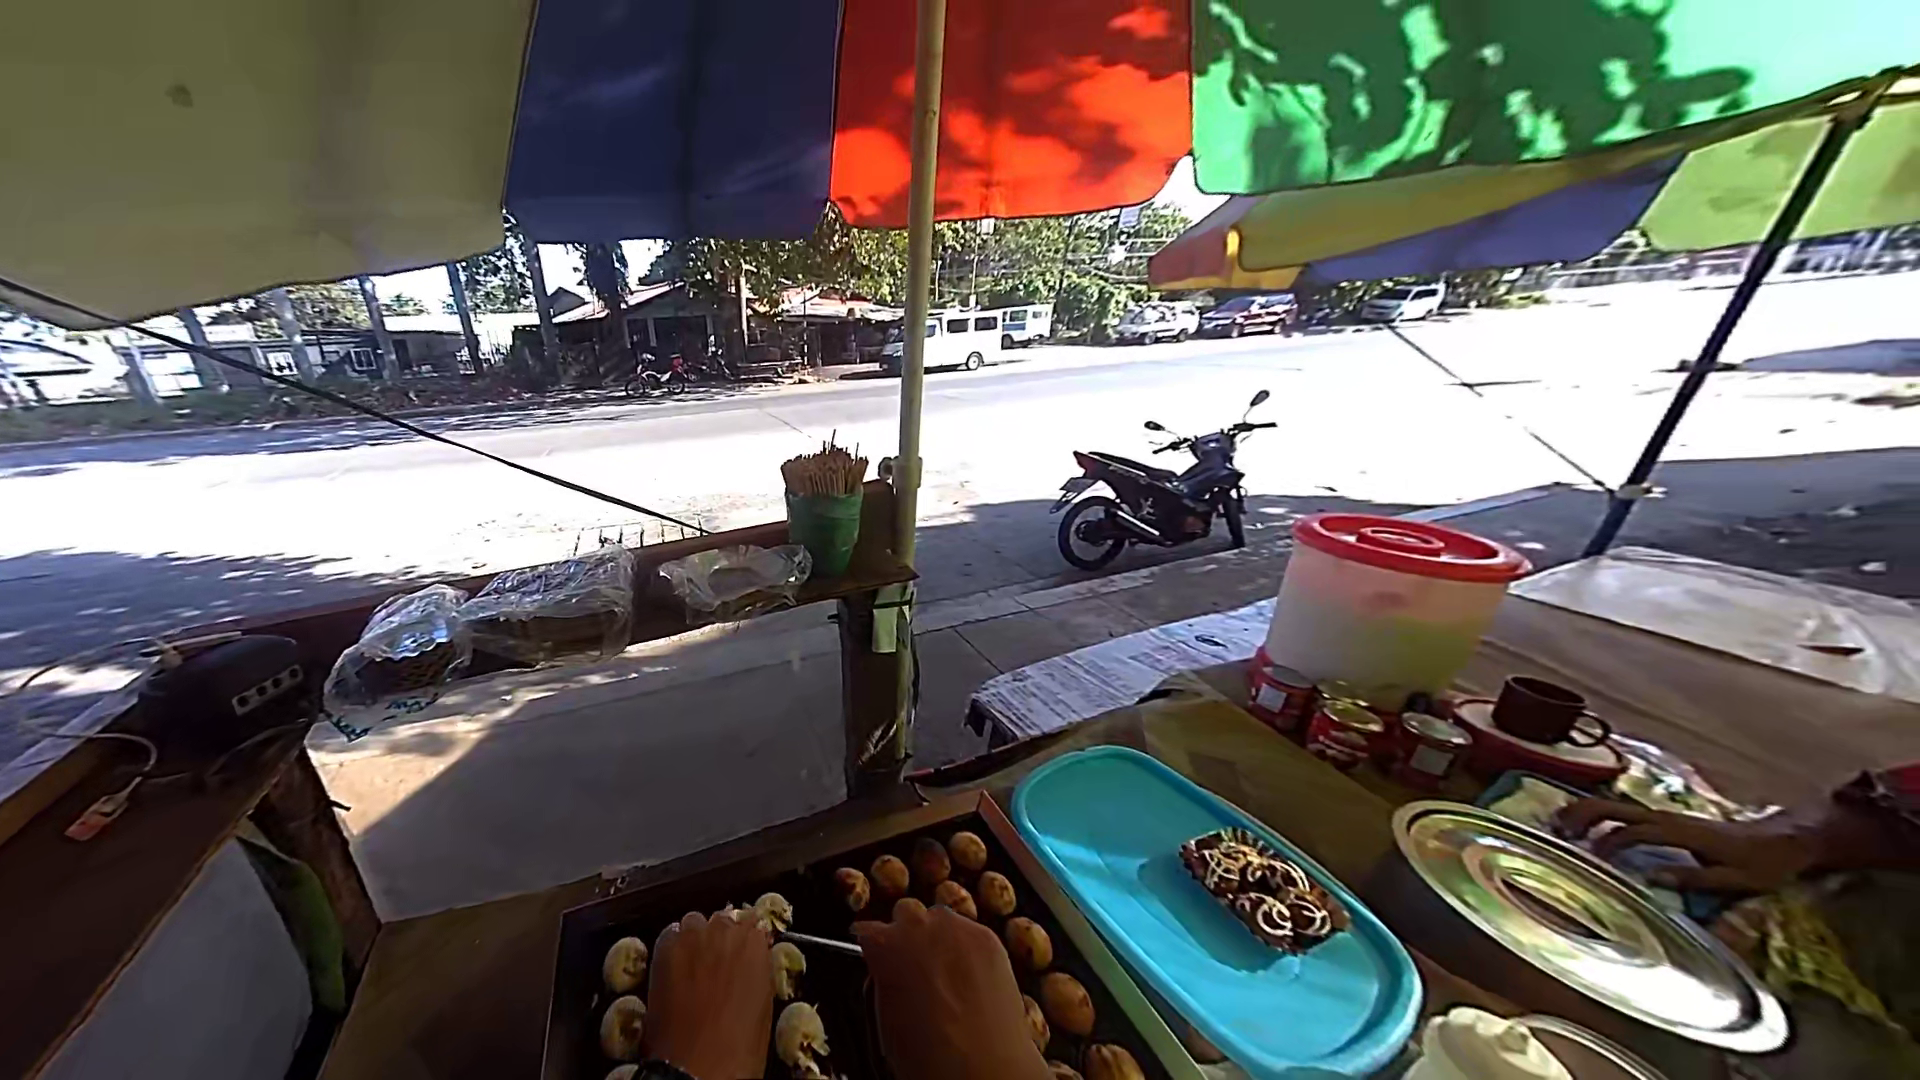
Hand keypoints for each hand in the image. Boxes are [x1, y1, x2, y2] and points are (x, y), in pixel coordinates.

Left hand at [645, 911, 773, 1079]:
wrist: (695, 1070)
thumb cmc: (738, 1047)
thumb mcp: (763, 1005)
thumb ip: (759, 970)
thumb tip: (753, 963)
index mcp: (756, 941)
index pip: (753, 923)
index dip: (745, 943)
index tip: (740, 957)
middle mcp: (727, 929)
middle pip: (724, 919)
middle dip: (720, 937)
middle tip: (715, 965)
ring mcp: (695, 936)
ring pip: (695, 922)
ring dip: (695, 938)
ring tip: (691, 965)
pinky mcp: (666, 949)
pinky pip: (670, 934)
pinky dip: (671, 948)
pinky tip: (671, 969)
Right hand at [853, 903, 1052, 1079]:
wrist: (984, 1070)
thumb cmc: (928, 1058)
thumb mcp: (886, 1023)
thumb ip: (883, 981)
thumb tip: (887, 970)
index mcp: (886, 944)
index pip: (868, 931)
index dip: (872, 948)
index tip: (877, 957)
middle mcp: (920, 924)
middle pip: (906, 914)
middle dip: (906, 935)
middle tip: (914, 968)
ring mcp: (957, 926)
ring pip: (940, 919)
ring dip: (938, 937)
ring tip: (946, 974)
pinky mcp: (987, 935)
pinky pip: (969, 932)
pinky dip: (966, 948)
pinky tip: (971, 980)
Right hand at [1555, 799, 1827, 892]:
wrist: (1783, 840)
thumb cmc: (1763, 863)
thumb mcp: (1739, 879)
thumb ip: (1695, 879)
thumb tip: (1650, 878)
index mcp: (1676, 832)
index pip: (1630, 832)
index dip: (1608, 843)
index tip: (1593, 858)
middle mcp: (1660, 818)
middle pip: (1608, 808)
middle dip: (1579, 817)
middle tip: (1559, 833)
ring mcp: (1658, 815)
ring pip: (1607, 804)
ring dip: (1580, 812)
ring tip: (1559, 826)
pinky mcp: (1658, 818)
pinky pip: (1616, 810)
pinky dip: (1592, 813)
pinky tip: (1581, 823)